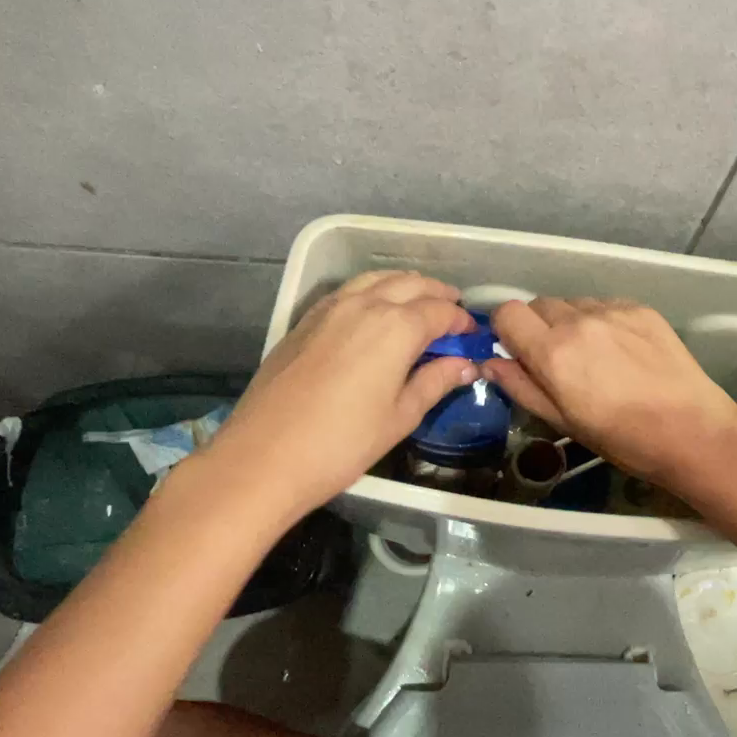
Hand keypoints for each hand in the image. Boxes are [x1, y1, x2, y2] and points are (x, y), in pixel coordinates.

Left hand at [193, 271, 476, 509]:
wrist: (264, 456)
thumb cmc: (342, 443)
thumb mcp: (400, 417)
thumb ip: (435, 382)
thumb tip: (464, 364)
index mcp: (397, 327)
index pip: (440, 311)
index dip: (461, 321)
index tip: (472, 335)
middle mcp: (365, 304)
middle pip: (411, 284)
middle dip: (437, 295)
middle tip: (453, 313)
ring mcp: (330, 308)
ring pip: (377, 280)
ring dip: (405, 286)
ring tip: (418, 305)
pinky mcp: (305, 320)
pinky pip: (348, 291)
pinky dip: (372, 291)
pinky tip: (375, 313)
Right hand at [481, 297, 736, 486]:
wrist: (692, 430)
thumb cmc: (623, 439)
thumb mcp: (563, 422)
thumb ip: (521, 387)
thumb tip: (490, 362)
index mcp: (553, 352)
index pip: (508, 313)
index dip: (506, 331)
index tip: (517, 351)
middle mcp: (579, 321)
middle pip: (539, 304)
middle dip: (538, 327)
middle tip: (556, 360)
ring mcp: (613, 311)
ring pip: (573, 303)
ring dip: (570, 322)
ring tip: (593, 356)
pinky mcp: (641, 308)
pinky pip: (605, 305)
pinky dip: (601, 321)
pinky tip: (621, 351)